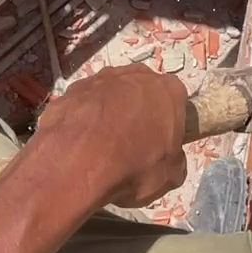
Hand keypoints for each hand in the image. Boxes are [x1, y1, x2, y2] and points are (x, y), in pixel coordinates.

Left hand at [34, 65, 187, 206]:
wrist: (79, 159)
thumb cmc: (134, 165)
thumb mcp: (169, 177)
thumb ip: (174, 161)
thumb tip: (170, 162)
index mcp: (169, 90)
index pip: (175, 103)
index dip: (168, 125)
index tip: (160, 146)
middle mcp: (139, 74)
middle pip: (143, 93)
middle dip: (139, 114)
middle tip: (131, 147)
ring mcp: (104, 77)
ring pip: (113, 95)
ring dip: (110, 115)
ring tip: (101, 148)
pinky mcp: (75, 86)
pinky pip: (86, 103)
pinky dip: (85, 118)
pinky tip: (80, 143)